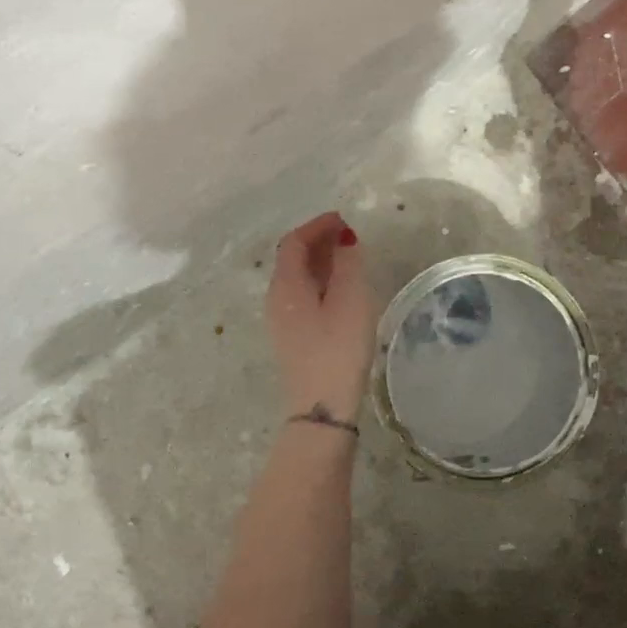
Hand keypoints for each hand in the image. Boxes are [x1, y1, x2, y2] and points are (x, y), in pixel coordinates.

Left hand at [266, 212, 374, 425]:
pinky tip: (340, 289)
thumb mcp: (350, 299)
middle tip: (347, 234)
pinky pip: (302, 296)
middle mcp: (276, 299)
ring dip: (319, 262)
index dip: (316, 226)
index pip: (294, 242)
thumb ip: (347, 264)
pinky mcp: (292, 338)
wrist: (322, 408)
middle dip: (318, 241)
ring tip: (348, 257)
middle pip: (292, 259)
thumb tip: (344, 239)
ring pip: (297, 279)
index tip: (342, 219)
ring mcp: (282, 320)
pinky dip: (320, 281)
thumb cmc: (337, 348)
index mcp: (286, 285)